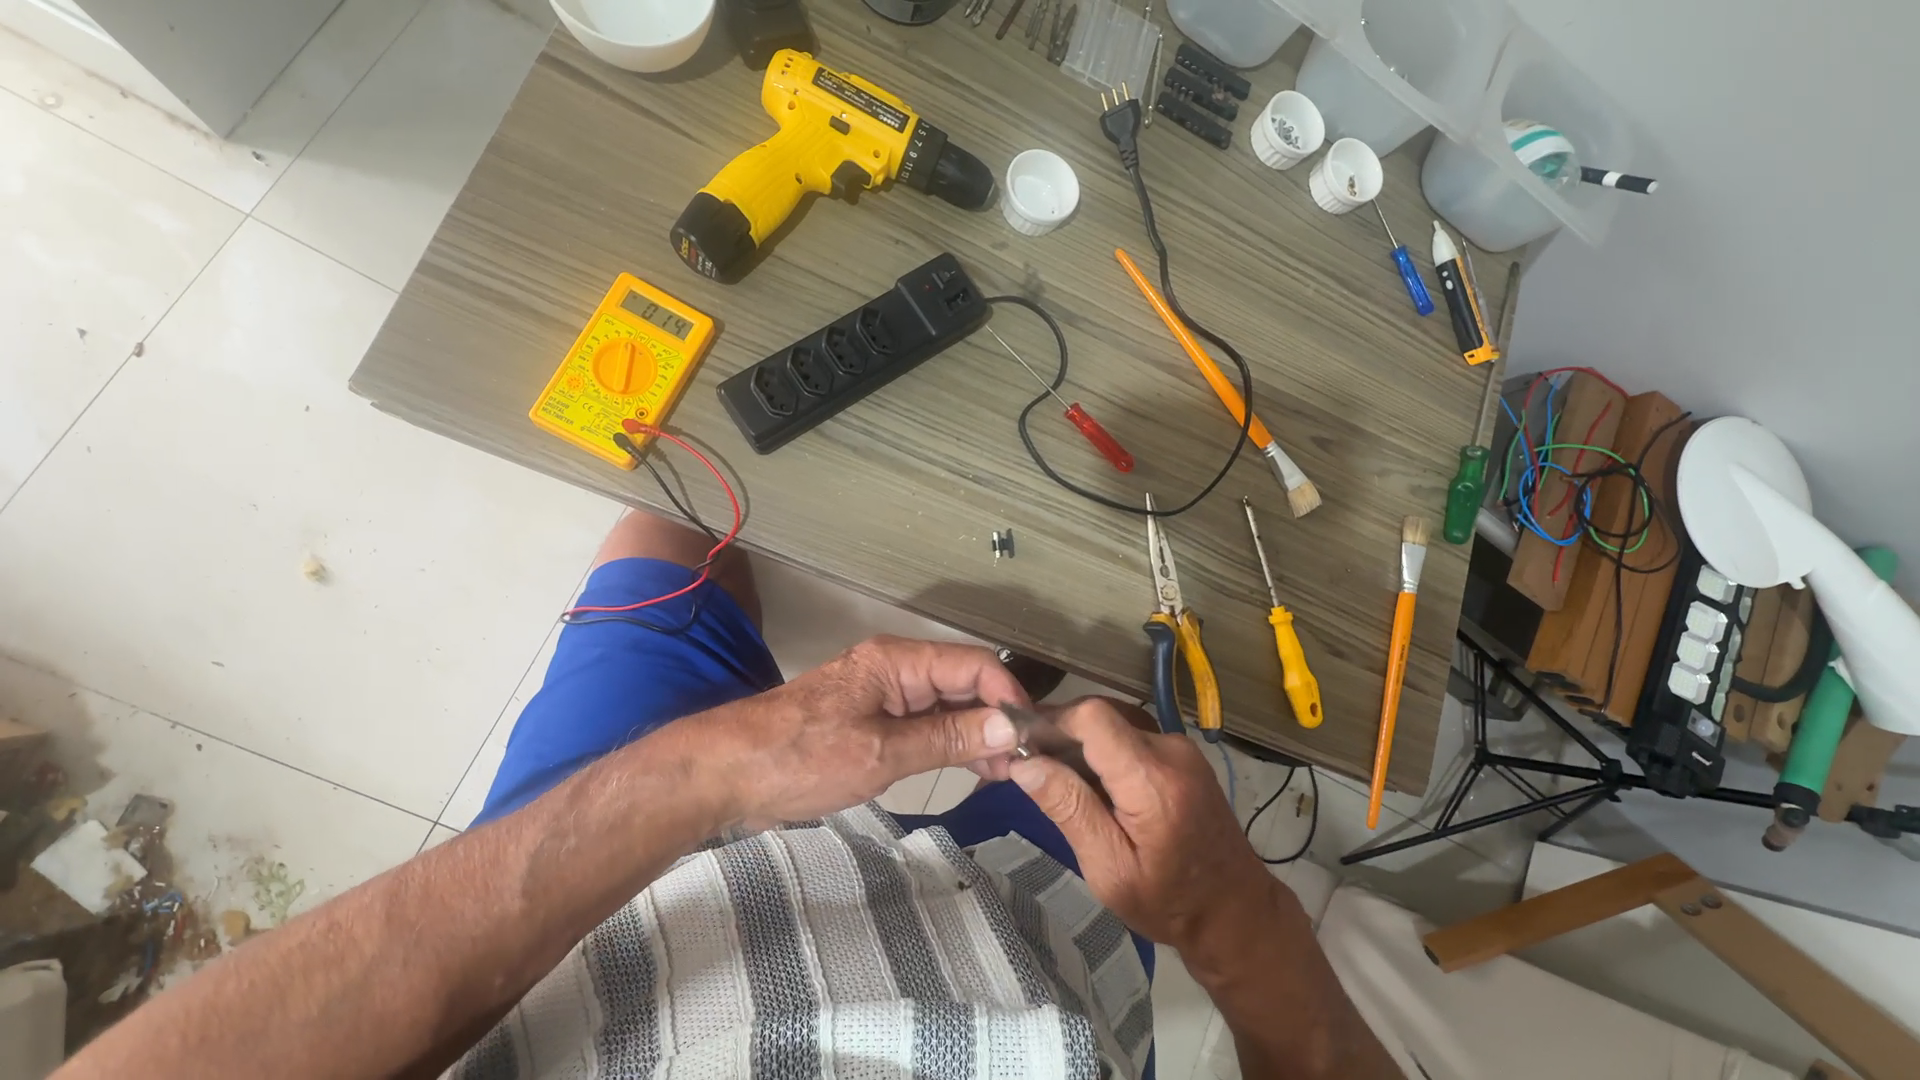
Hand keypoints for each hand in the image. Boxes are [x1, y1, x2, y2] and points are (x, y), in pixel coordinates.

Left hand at [695, 636, 1030, 829]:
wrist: (724, 774)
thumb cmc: (801, 758)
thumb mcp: (881, 753)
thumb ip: (948, 738)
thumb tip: (1010, 726)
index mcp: (898, 662)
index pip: (975, 665)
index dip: (1009, 697)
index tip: (1035, 739)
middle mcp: (895, 670)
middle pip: (963, 683)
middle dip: (996, 718)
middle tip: (1026, 766)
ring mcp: (881, 696)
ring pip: (945, 705)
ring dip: (975, 734)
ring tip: (1006, 774)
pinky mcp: (869, 722)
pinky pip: (922, 724)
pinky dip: (948, 743)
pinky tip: (969, 768)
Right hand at [1008, 698, 1276, 952]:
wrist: (1234, 910)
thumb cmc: (1169, 902)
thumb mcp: (1110, 870)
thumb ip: (1070, 810)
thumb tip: (1024, 763)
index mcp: (1154, 780)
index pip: (1094, 717)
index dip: (1052, 722)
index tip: (1021, 745)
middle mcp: (1171, 750)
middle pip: (1100, 715)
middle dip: (1060, 733)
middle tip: (1029, 766)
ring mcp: (1179, 748)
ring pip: (1112, 722)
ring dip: (1078, 741)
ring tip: (1053, 776)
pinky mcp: (1180, 753)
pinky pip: (1129, 734)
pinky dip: (1101, 748)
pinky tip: (1087, 781)